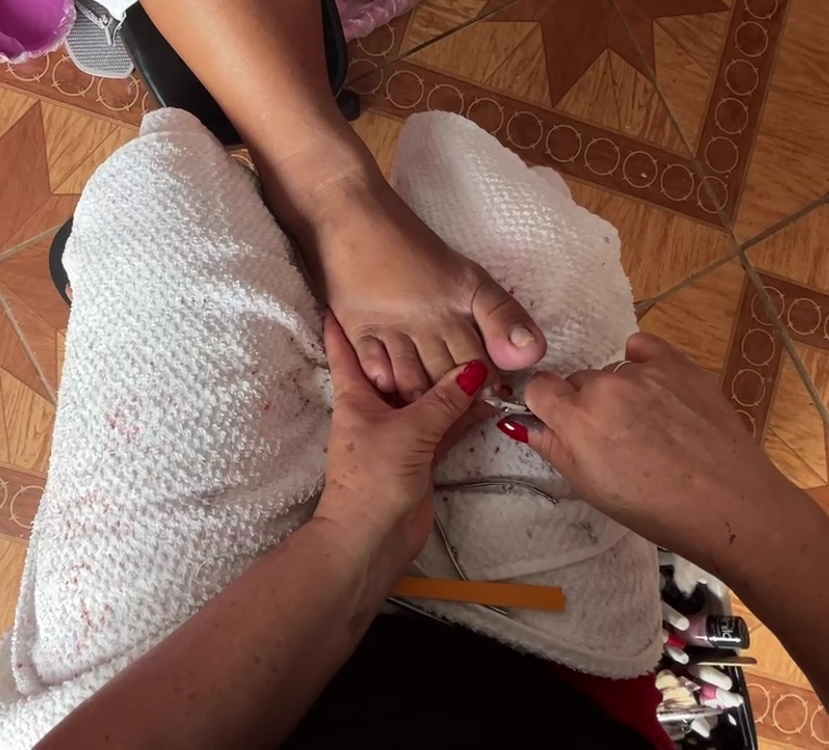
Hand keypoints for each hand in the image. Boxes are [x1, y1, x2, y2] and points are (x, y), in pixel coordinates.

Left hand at [313, 312, 484, 591]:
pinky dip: (461, 415)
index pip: (344, 348)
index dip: (342, 321)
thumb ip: (443, 401)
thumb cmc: (372, 477)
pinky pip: (443, 426)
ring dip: (446, 382)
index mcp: (355, 394)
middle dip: (414, 345)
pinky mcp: (420, 455)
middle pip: (395, 367)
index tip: (343, 291)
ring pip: (424, 397)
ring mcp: (398, 431)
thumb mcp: (408, 431)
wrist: (370, 539)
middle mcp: (376, 407)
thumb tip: (474, 370)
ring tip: (476, 350)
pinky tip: (486, 399)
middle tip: (438, 312)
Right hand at [513, 333, 802, 569]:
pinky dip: (642, 360)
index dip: (548, 406)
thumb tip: (522, 423)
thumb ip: (552, 447)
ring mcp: (643, 372)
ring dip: (618, 390)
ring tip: (649, 424)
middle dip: (586, 403)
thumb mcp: (591, 488)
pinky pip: (642, 347)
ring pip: (611, 371)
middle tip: (614, 436)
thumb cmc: (656, 509)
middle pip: (577, 381)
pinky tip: (656, 387)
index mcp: (577, 418)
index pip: (538, 387)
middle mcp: (605, 386)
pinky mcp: (678, 364)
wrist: (734, 507)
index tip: (564, 424)